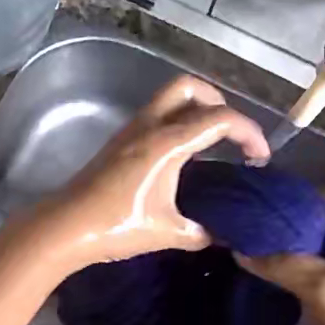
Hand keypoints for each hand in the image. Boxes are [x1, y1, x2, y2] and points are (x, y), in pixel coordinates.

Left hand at [32, 75, 268, 269]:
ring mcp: (130, 132)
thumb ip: (201, 232)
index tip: (260, 158)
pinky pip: (155, 117)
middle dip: (219, 102)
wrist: (64, 227)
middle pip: (190, 88)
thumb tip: (223, 235)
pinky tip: (180, 157)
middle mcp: (149, 126)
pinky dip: (176, 123)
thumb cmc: (116, 226)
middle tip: (231, 135)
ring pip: (169, 99)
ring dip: (195, 110)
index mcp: (166, 142)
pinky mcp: (118, 143)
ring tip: (211, 144)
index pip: (220, 119)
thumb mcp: (167, 233)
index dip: (249, 133)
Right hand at [236, 190, 324, 324]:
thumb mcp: (319, 286)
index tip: (251, 204)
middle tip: (243, 227)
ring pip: (317, 247)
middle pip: (321, 221)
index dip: (289, 198)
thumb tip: (238, 248)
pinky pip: (318, 269)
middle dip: (282, 224)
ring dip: (286, 248)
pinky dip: (293, 268)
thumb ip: (279, 262)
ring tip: (247, 246)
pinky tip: (265, 270)